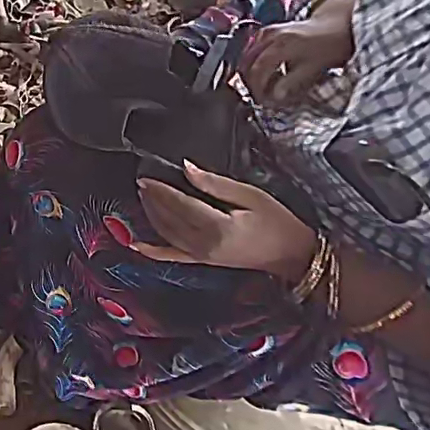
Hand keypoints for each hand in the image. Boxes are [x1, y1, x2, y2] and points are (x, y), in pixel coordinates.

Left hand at [134, 162, 316, 278]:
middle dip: (152, 200)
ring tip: (142, 198)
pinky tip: (134, 243)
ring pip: (165, 233)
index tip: (146, 178)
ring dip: (151, 215)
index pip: (179, 204)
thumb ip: (215, 184)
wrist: (295, 255)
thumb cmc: (279, 223)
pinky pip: (170, 256)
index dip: (160, 190)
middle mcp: (204, 244)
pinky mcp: (202, 261)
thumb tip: (187, 168)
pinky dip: (151, 250)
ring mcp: (201, 255)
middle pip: (168, 219)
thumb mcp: (251, 196)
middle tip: (141, 183)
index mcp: (218, 227)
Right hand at [239, 2, 354, 104]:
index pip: (257, 71)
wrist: (338, 22)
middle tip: (259, 97)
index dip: (257, 88)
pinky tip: (263, 73)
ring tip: (261, 87)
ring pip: (247, 57)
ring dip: (250, 74)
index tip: (262, 101)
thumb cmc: (330, 44)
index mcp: (280, 45)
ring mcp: (267, 32)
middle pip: (247, 64)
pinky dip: (253, 63)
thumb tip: (274, 97)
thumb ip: (292, 82)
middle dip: (251, 83)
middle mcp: (269, 36)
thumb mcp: (314, 66)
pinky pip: (252, 50)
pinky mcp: (267, 32)